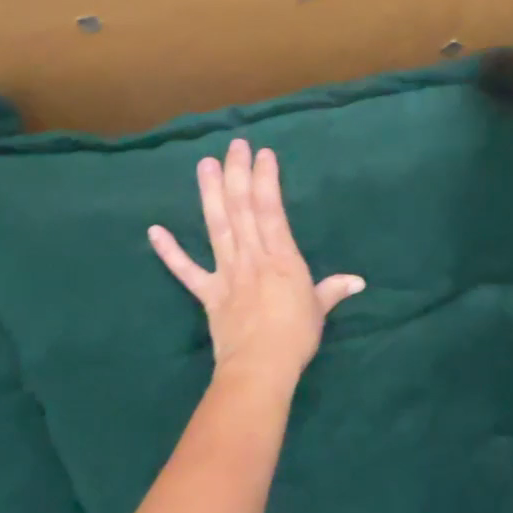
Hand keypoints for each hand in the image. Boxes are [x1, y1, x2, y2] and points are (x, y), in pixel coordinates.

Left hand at [148, 139, 363, 378]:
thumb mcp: (319, 309)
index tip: (263, 154)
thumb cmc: (295, 337)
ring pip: (216, 226)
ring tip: (204, 165)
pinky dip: (169, 251)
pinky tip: (154, 230)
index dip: (266, 179)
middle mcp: (252, 257)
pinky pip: (185, 270)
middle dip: (237, 174)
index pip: (271, 209)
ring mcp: (226, 273)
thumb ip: (333, 290)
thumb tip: (358, 282)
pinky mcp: (207, 293)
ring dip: (209, 194)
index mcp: (282, 258)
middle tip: (233, 146)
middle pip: (242, 208)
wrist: (260, 366)